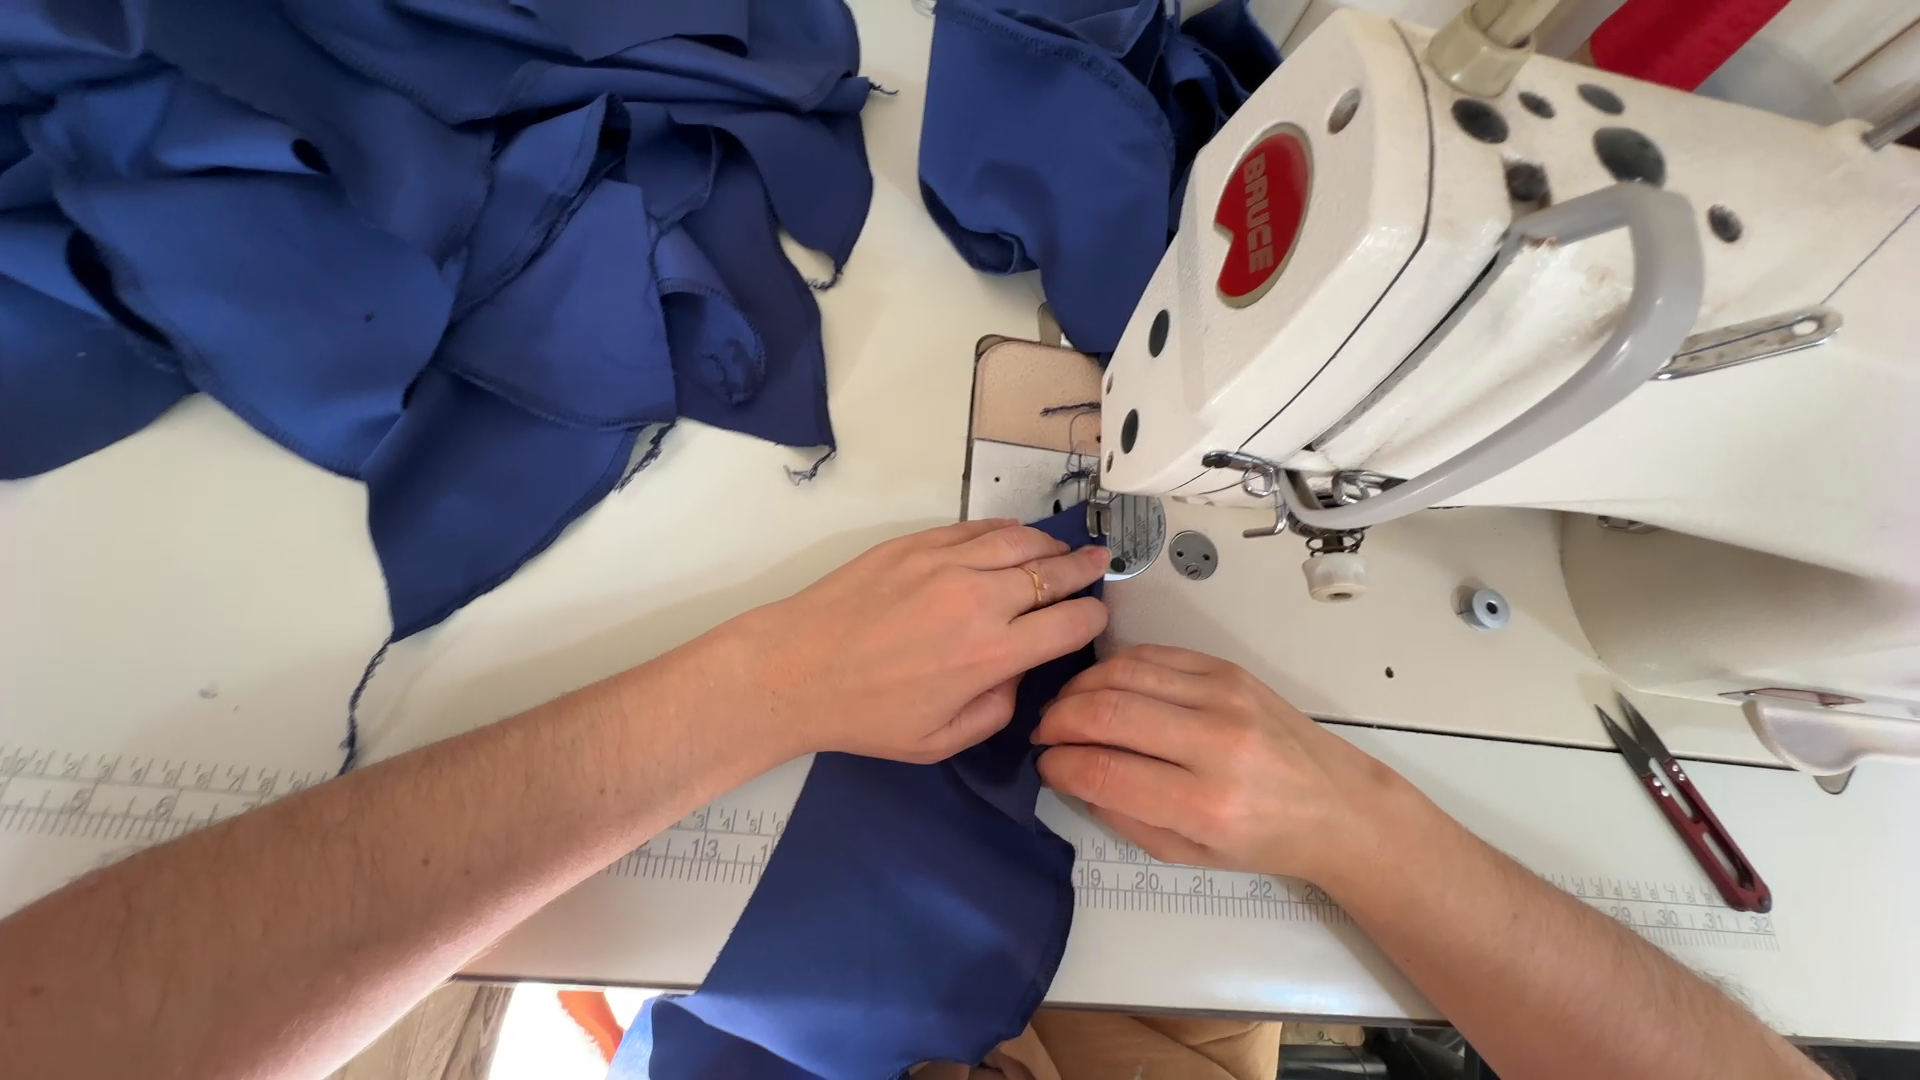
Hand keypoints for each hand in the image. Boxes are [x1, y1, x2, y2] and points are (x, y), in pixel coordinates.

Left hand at [725, 519, 1108, 763]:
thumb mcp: (940, 741)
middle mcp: (981, 599)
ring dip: (1050, 545)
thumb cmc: (866, 714)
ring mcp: (947, 562)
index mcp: (992, 653)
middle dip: (1085, 570)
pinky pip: (977, 528)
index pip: (1069, 624)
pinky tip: (1013, 535)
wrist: (795, 669)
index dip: (1093, 618)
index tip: (1096, 615)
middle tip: (1099, 564)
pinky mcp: (918, 542)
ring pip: (1020, 541)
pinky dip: (1005, 530)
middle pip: (1054, 573)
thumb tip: (1018, 671)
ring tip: (1062, 549)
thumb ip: (997, 709)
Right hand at [1033, 645, 1413, 885]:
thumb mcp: (1187, 855)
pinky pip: (1150, 654)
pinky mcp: (1227, 669)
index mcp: (1207, 806)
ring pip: (1122, 673)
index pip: (1106, 773)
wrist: (1335, 804)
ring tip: (1065, 708)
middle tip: (1044, 733)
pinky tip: (1100, 686)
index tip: (1045, 766)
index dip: (1060, 766)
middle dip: (1058, 721)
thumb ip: (1122, 815)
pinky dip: (1112, 667)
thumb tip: (1070, 771)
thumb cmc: (1261, 841)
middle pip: (1107, 712)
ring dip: (1078, 689)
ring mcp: (1224, 696)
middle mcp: (1216, 744)